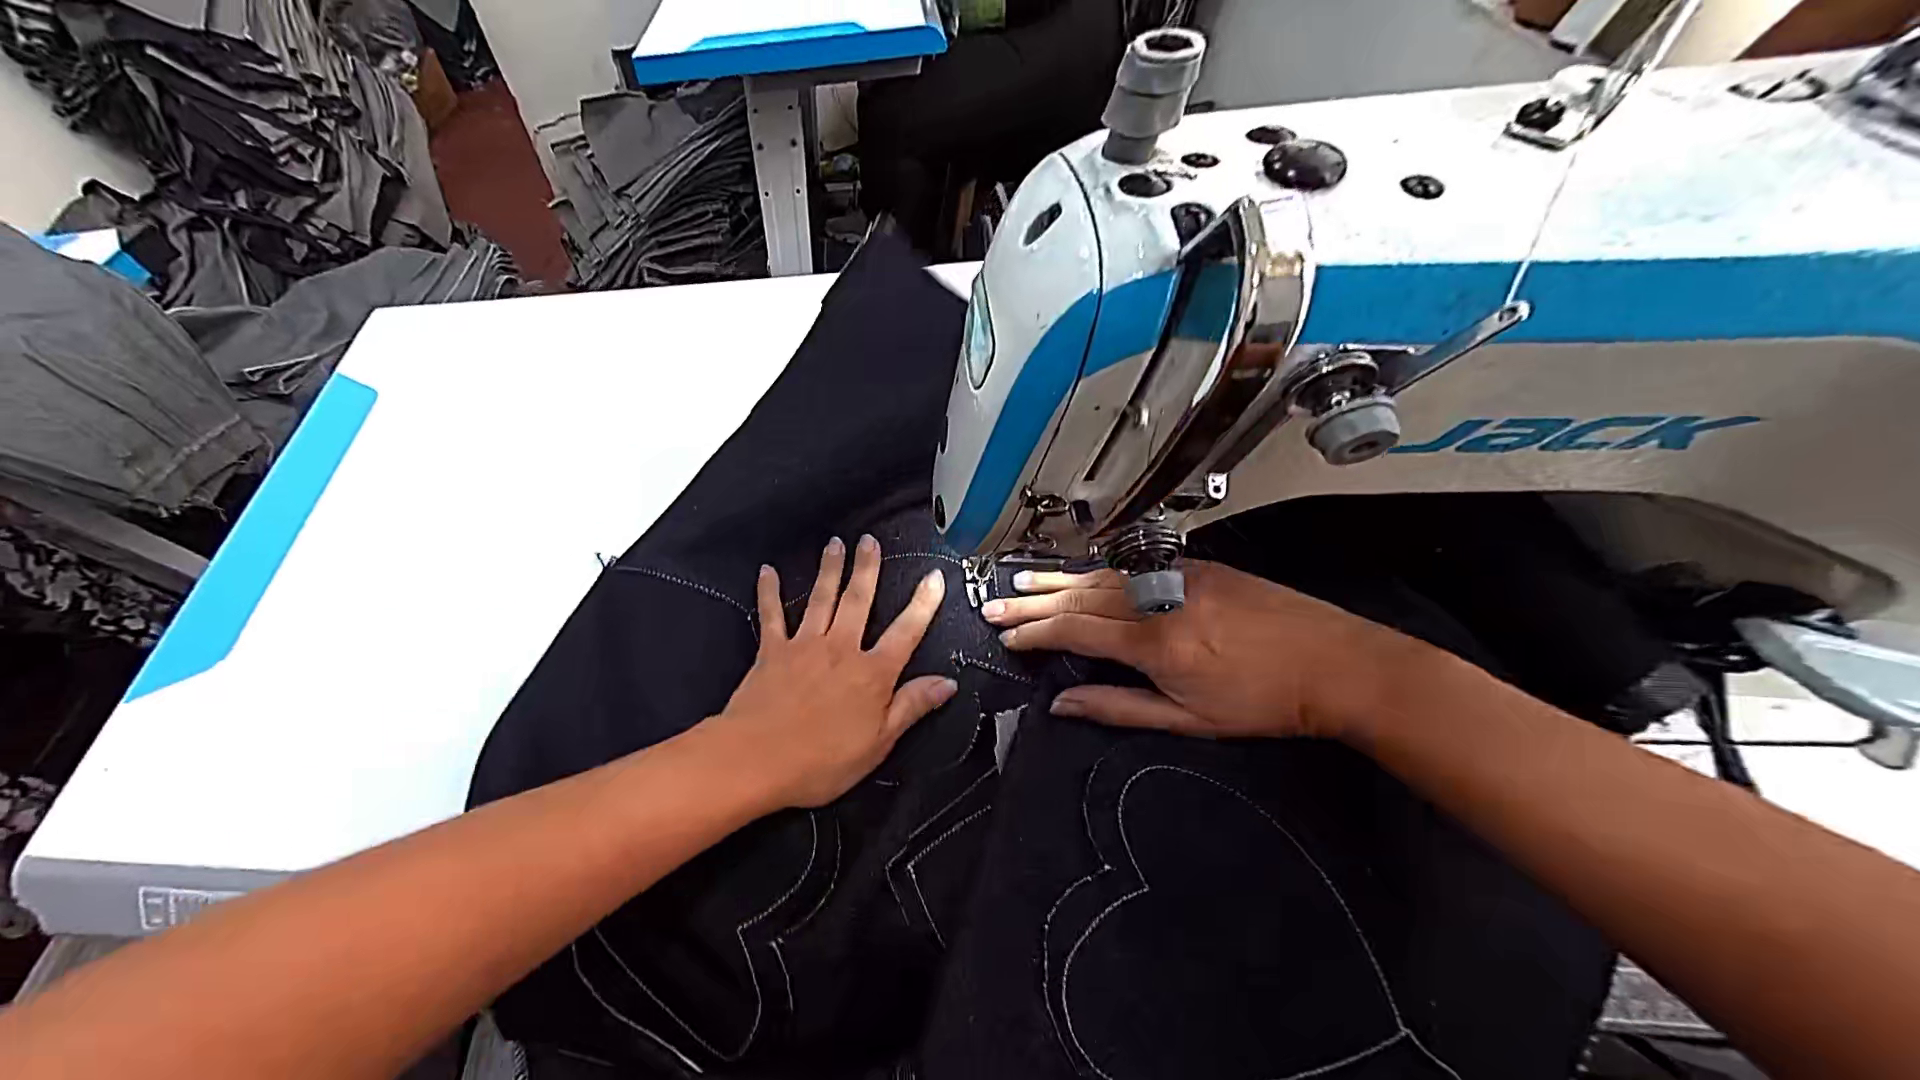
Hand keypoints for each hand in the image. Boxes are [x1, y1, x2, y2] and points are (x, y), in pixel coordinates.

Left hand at [702, 535, 956, 809]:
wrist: (756, 759)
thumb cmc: (819, 760)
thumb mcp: (880, 742)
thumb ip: (913, 706)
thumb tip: (945, 684)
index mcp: (871, 673)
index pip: (907, 631)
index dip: (924, 603)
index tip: (934, 578)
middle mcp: (840, 650)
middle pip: (859, 600)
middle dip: (868, 568)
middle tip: (871, 542)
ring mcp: (804, 646)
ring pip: (821, 598)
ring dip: (830, 569)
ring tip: (835, 544)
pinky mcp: (771, 653)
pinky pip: (772, 615)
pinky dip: (770, 592)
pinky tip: (768, 572)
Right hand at [985, 560, 1421, 741]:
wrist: (1337, 662)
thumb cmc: (1266, 702)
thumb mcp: (1190, 719)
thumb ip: (1119, 708)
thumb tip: (1064, 705)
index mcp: (1154, 642)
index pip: (1075, 629)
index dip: (1035, 633)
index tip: (1007, 636)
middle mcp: (1158, 598)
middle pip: (1080, 596)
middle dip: (1032, 603)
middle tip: (995, 604)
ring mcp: (1178, 576)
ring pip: (1103, 576)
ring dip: (1059, 581)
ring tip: (1024, 584)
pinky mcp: (1196, 566)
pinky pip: (1131, 567)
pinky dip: (1097, 572)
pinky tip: (1081, 575)